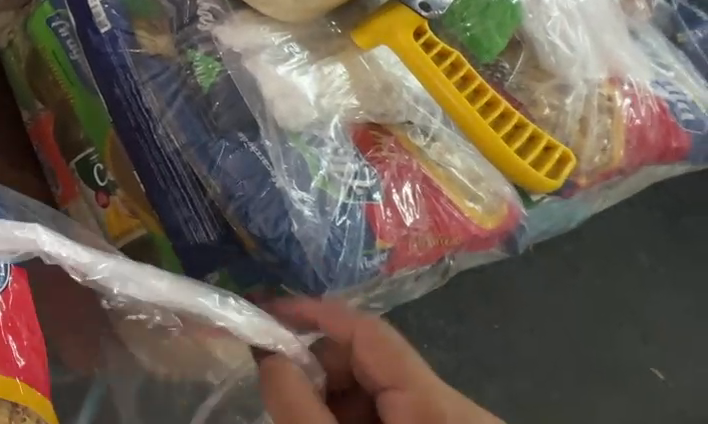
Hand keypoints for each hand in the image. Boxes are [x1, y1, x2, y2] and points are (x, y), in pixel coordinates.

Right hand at [259, 297, 502, 423]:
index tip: (260, 312)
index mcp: (438, 407)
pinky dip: (362, 418)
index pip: (367, 329)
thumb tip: (268, 352)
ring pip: (381, 389)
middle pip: (370, 360)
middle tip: (288, 396)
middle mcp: (463, 410)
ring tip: (316, 421)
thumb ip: (296, 402)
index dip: (309, 312)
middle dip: (321, 372)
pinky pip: (400, 412)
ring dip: (338, 400)